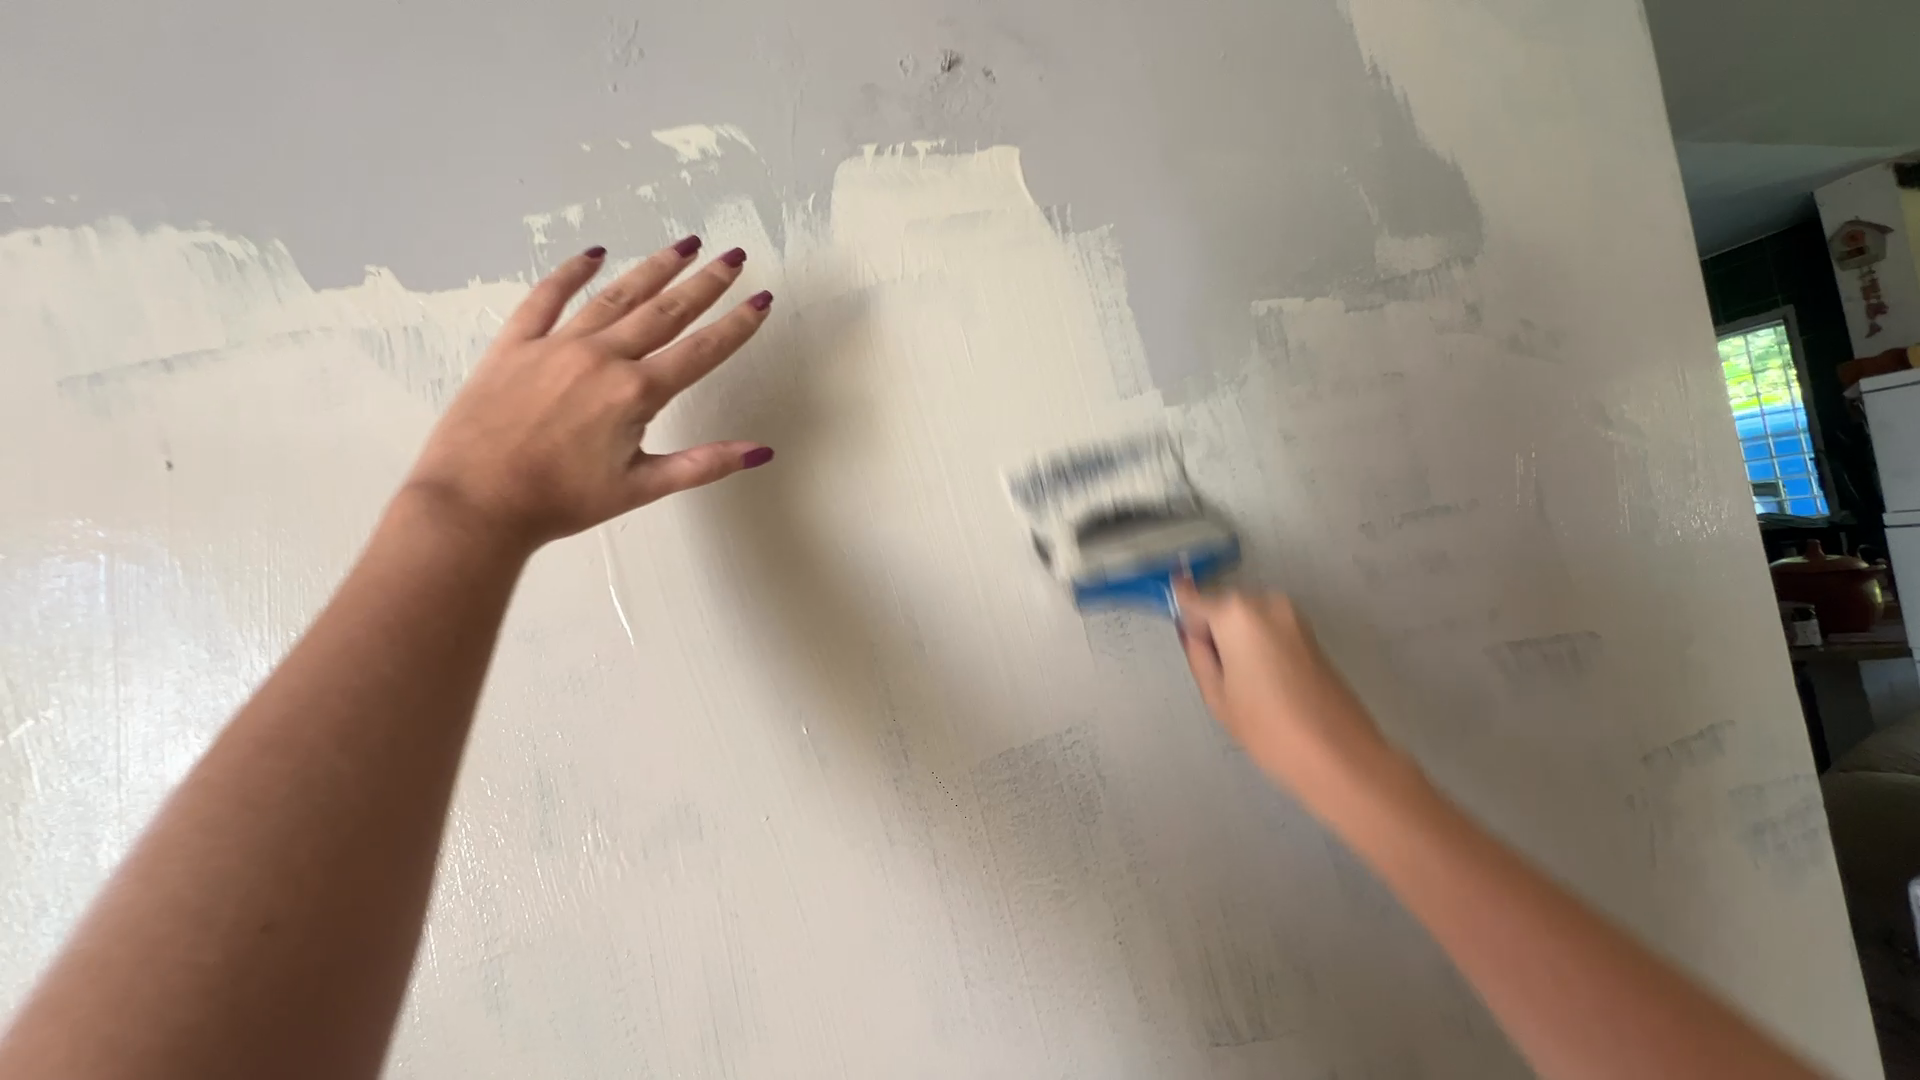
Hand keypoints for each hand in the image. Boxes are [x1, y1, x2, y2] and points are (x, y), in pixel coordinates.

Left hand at [404, 239, 775, 549]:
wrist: (475, 501)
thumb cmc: (562, 501)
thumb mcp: (641, 487)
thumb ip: (704, 464)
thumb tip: (760, 451)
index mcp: (636, 393)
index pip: (701, 351)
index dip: (737, 325)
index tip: (761, 299)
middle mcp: (602, 358)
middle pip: (665, 311)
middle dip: (705, 282)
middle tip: (733, 256)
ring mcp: (556, 345)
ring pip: (616, 296)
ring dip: (653, 269)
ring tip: (683, 245)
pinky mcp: (515, 344)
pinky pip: (546, 298)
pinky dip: (570, 273)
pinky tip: (593, 254)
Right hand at [1173, 580, 1390, 789]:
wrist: (1338, 755)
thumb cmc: (1268, 728)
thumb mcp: (1216, 695)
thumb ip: (1198, 655)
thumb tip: (1193, 634)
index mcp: (1236, 614)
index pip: (1193, 600)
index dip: (1182, 614)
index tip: (1175, 625)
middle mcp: (1266, 603)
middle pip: (1223, 607)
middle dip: (1214, 630)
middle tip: (1218, 674)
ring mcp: (1293, 617)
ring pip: (1248, 619)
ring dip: (1238, 639)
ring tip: (1245, 684)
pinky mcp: (1311, 634)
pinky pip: (1270, 630)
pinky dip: (1260, 646)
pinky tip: (1266, 683)